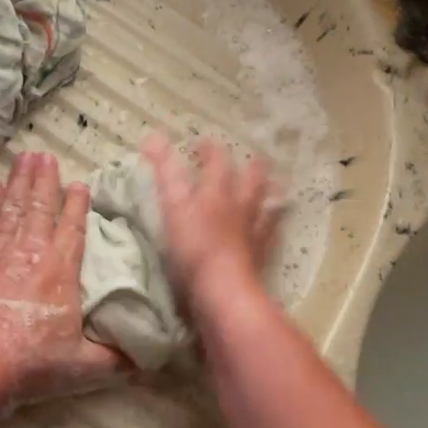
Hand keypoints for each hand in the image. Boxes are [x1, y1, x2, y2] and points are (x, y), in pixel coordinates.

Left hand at [0, 151, 123, 400]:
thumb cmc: (31, 362)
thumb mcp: (83, 365)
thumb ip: (114, 358)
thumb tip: (144, 359)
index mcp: (62, 270)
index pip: (73, 228)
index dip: (78, 205)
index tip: (80, 184)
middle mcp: (31, 251)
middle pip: (41, 207)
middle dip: (45, 180)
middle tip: (47, 156)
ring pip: (12, 207)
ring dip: (19, 181)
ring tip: (25, 157)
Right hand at [142, 135, 280, 321]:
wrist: (223, 292)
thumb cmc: (194, 249)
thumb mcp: (172, 207)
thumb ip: (164, 172)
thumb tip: (152, 136)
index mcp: (217, 192)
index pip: (216, 161)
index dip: (209, 149)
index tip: (202, 142)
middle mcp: (240, 207)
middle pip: (251, 180)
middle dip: (251, 166)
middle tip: (255, 157)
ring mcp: (253, 232)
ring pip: (266, 205)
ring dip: (269, 193)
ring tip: (275, 186)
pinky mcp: (258, 257)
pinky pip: (270, 237)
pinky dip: (273, 228)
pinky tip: (274, 228)